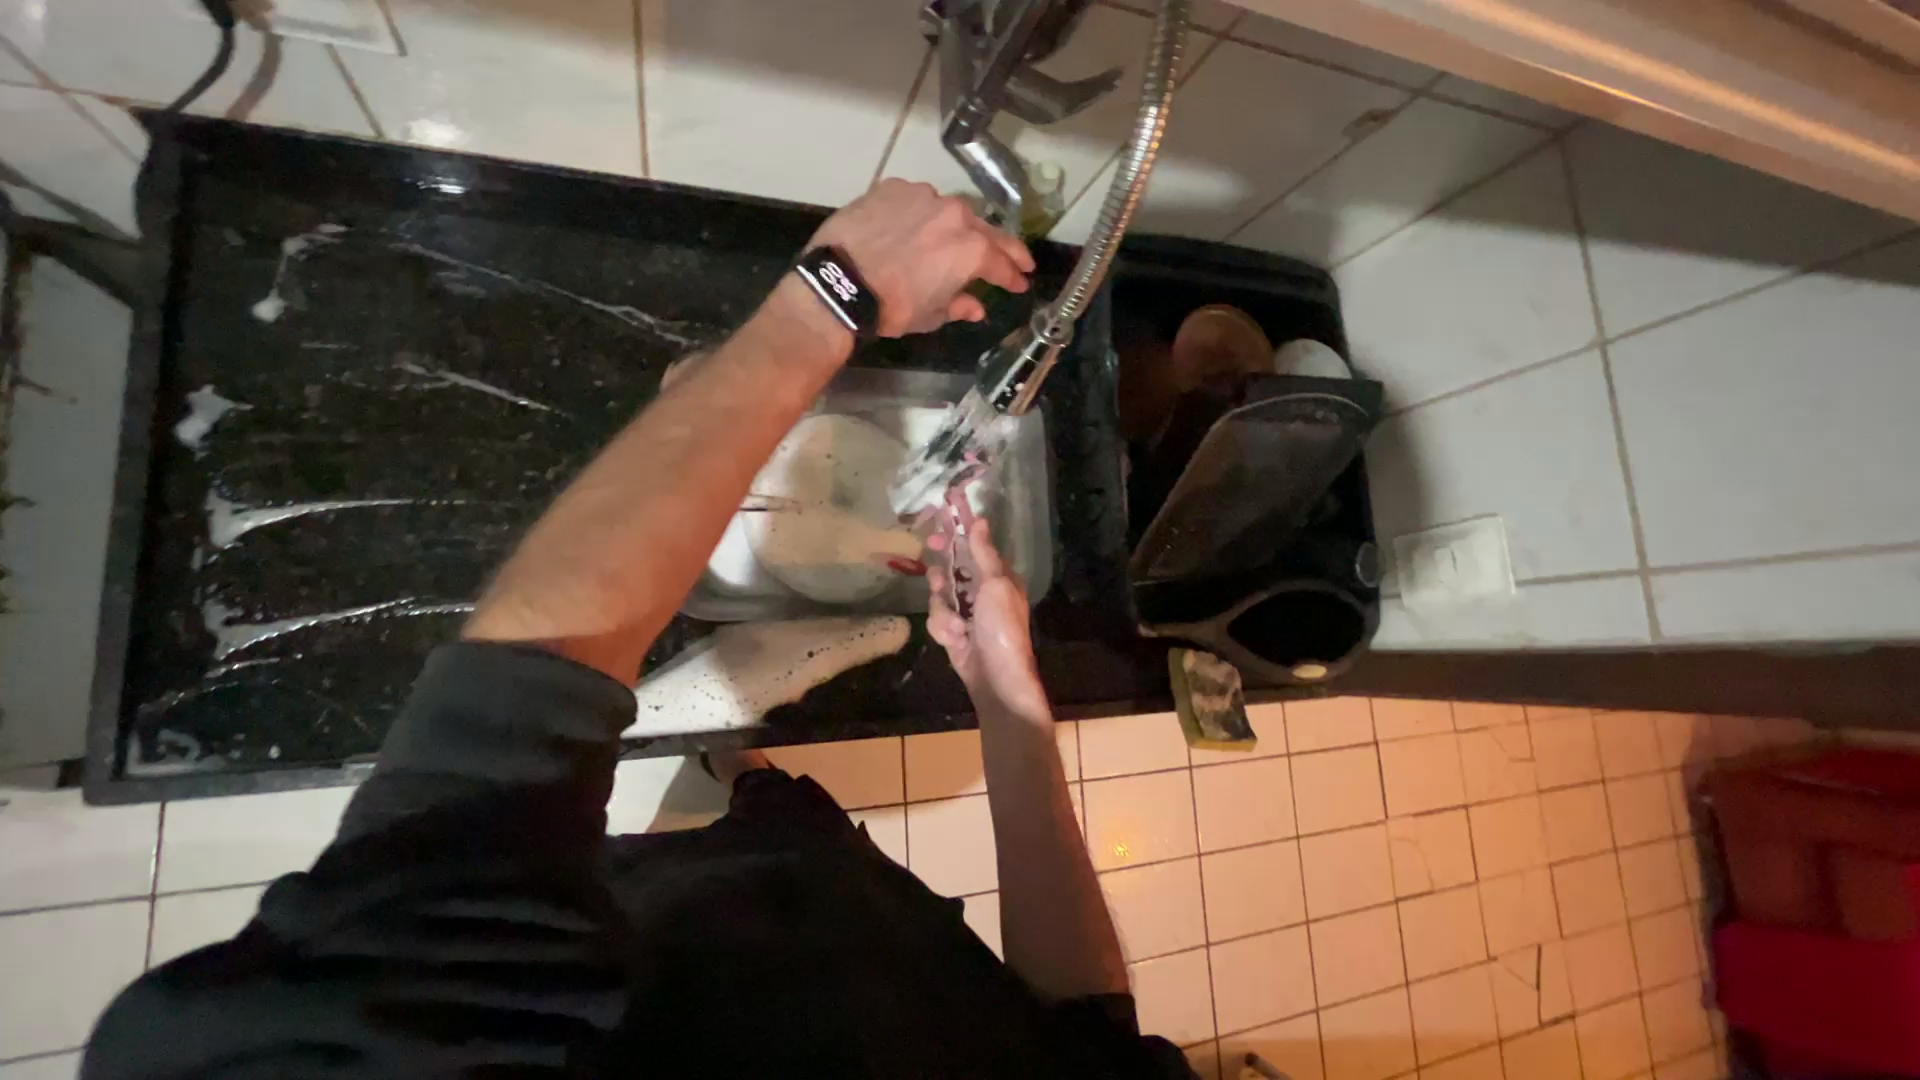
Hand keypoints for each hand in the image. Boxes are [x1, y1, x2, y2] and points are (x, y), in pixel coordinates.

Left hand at [811, 178, 1035, 336]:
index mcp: (971, 249)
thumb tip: (976, 307)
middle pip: (985, 229)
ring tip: (958, 240)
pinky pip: (916, 202)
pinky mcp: (893, 188)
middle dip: (1003, 247)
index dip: (1013, 276)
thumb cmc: (891, 307)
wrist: (839, 284)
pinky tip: (914, 228)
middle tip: (1016, 258)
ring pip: (950, 211)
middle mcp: (954, 215)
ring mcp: (923, 196)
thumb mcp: (930, 315)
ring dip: (957, 227)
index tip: (1021, 283)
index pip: (1002, 263)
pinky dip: (920, 216)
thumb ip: (959, 305)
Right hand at [927, 519, 1049, 719]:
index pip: (975, 547)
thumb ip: (983, 553)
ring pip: (938, 595)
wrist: (996, 676)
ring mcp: (965, 612)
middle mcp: (981, 592)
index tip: (939, 521)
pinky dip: (943, 629)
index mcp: (998, 577)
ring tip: (957, 625)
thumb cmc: (1002, 626)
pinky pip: (936, 619)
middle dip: (942, 573)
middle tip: (935, 574)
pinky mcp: (952, 632)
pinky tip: (955, 640)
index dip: (957, 534)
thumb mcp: (996, 584)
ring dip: (944, 610)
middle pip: (952, 568)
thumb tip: (980, 520)